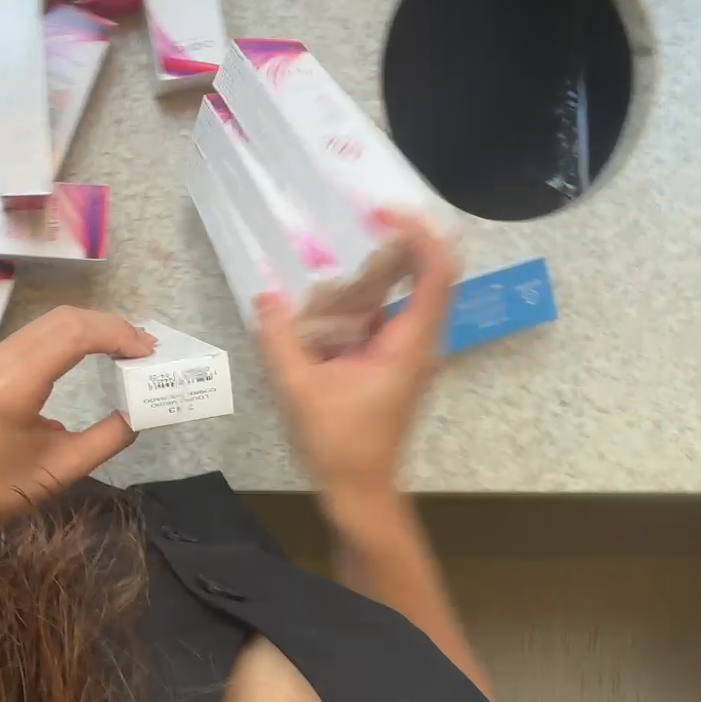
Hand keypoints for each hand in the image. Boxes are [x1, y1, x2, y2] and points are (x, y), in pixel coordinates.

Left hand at [0, 306, 157, 531]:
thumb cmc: (7, 488)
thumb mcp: (67, 467)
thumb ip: (111, 436)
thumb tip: (144, 407)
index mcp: (12, 388)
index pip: (72, 336)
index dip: (115, 335)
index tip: (147, 352)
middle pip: (62, 320)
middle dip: (109, 327)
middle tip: (145, 348)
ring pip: (49, 322)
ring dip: (92, 327)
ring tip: (128, 346)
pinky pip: (36, 333)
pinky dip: (71, 334)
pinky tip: (95, 347)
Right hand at [255, 215, 457, 502]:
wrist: (359, 490)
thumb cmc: (338, 442)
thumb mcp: (298, 389)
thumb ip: (279, 339)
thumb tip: (264, 295)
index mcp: (407, 344)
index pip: (436, 273)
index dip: (419, 234)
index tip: (383, 212)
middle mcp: (418, 343)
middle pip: (426, 276)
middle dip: (396, 242)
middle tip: (356, 218)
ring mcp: (407, 355)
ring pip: (405, 296)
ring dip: (378, 269)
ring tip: (336, 247)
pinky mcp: (392, 365)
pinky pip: (386, 318)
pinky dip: (364, 298)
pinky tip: (328, 295)